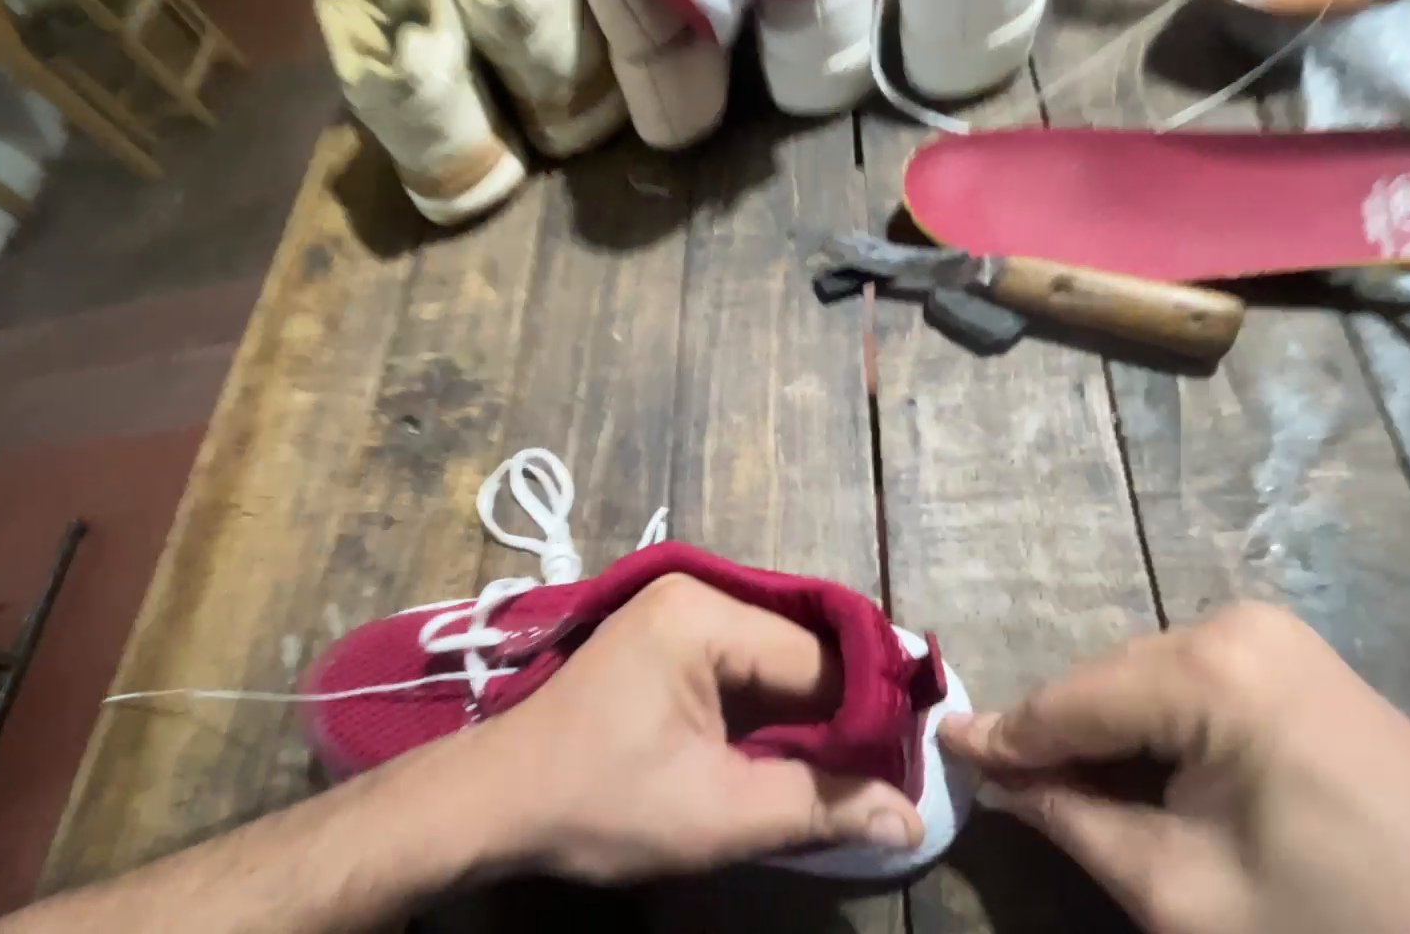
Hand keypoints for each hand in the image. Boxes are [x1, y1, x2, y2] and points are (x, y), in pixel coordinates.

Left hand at [461, 574, 922, 881]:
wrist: (498, 799)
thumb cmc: (601, 801)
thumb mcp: (717, 813)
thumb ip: (819, 806)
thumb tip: (911, 817)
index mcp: (703, 615)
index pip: (818, 658)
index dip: (865, 718)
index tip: (900, 773)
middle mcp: (693, 592)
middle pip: (796, 653)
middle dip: (836, 715)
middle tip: (879, 777)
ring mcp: (673, 610)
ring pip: (770, 660)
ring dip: (804, 714)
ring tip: (844, 769)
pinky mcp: (662, 636)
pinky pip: (737, 663)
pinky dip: (766, 707)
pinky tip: (787, 747)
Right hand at [940, 602, 1409, 933]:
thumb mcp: (1178, 889)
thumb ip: (1065, 816)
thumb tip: (984, 767)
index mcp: (1211, 668)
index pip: (1068, 701)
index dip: (1002, 737)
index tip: (942, 748)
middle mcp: (1235, 625)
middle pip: (1102, 685)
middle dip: (1056, 738)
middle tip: (1008, 785)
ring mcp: (1273, 636)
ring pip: (1137, 682)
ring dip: (1100, 734)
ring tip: (1066, 786)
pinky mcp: (1297, 661)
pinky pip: (1186, 685)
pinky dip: (1150, 729)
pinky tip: (1136, 771)